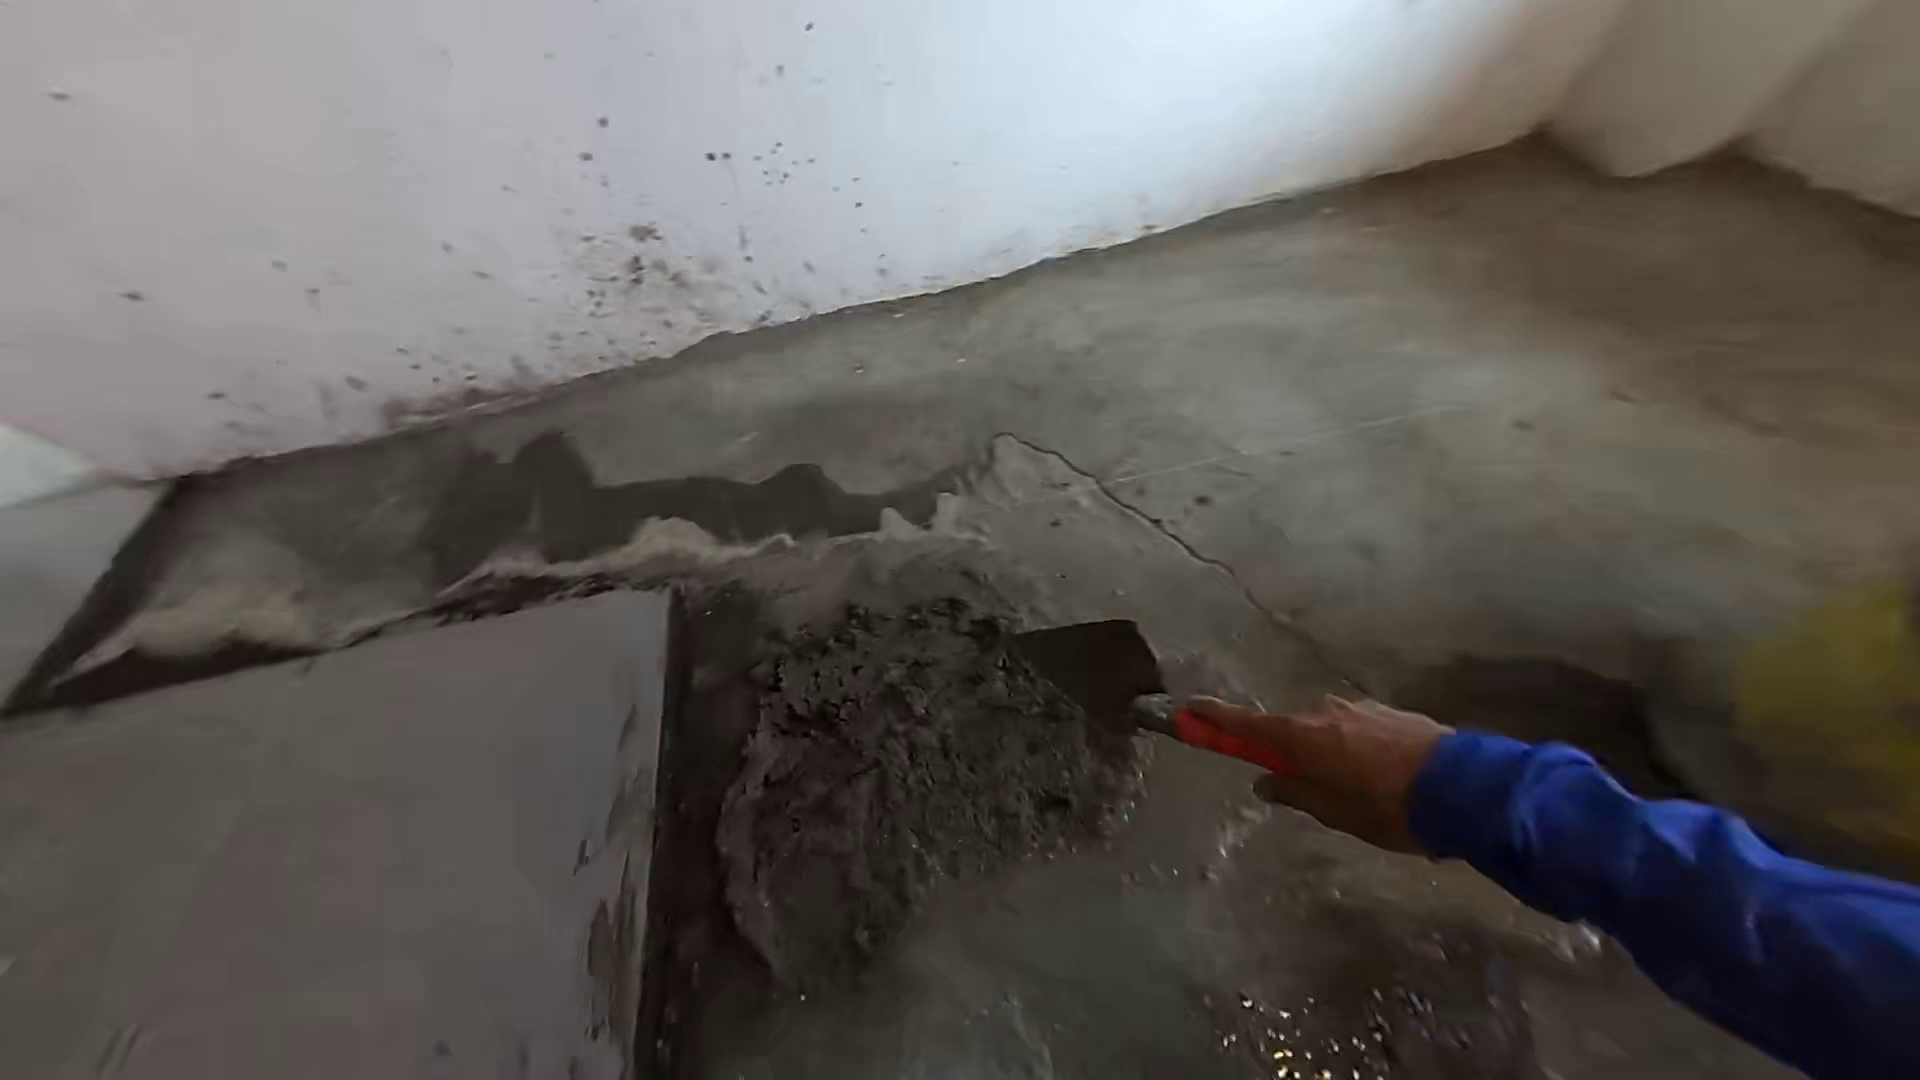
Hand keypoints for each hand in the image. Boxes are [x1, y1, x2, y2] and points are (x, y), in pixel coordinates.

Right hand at [1187, 694, 1451, 853]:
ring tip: (1361, 787)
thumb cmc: (1388, 806)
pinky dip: (1355, 744)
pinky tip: (1384, 772)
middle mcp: (1319, 712)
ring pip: (1324, 727)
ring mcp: (1354, 707)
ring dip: (1327, 748)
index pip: (1241, 721)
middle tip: (1308, 783)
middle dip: (1289, 749)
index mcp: (1298, 736)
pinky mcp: (1386, 710)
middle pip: (1286, 727)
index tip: (1186, 708)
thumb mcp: (1335, 813)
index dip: (1211, 716)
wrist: (1469, 788)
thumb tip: (1265, 782)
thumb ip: (1293, 793)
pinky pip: (1354, 726)